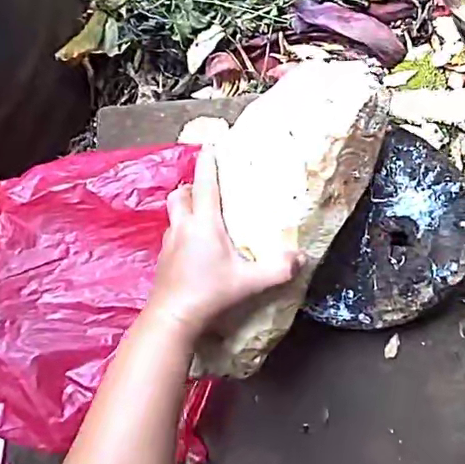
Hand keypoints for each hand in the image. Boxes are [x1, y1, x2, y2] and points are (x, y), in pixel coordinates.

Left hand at [147, 145, 301, 336]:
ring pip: (173, 214)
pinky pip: (172, 234)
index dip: (208, 162)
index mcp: (204, 223)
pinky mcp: (163, 259)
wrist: (171, 319)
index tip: (211, 144)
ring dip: (185, 208)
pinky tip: (195, 246)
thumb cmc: (209, 293)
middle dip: (192, 186)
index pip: (206, 183)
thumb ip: (278, 269)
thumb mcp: (250, 281)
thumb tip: (302, 258)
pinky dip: (182, 231)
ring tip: (203, 214)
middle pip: (181, 194)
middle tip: (209, 188)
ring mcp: (169, 243)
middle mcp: (183, 227)